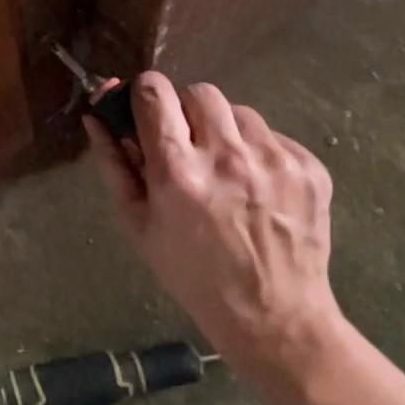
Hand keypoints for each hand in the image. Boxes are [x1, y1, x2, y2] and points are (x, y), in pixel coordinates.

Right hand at [86, 73, 341, 361]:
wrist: (271, 312)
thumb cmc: (189, 273)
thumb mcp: (137, 224)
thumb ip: (114, 165)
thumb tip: (96, 118)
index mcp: (177, 172)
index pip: (155, 94)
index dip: (143, 94)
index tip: (143, 109)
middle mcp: (227, 155)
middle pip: (199, 92)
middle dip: (184, 111)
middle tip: (183, 146)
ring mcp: (274, 159)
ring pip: (238, 112)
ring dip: (222, 131)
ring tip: (223, 172)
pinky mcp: (308, 166)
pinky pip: (272, 137)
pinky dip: (256, 153)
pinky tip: (254, 189)